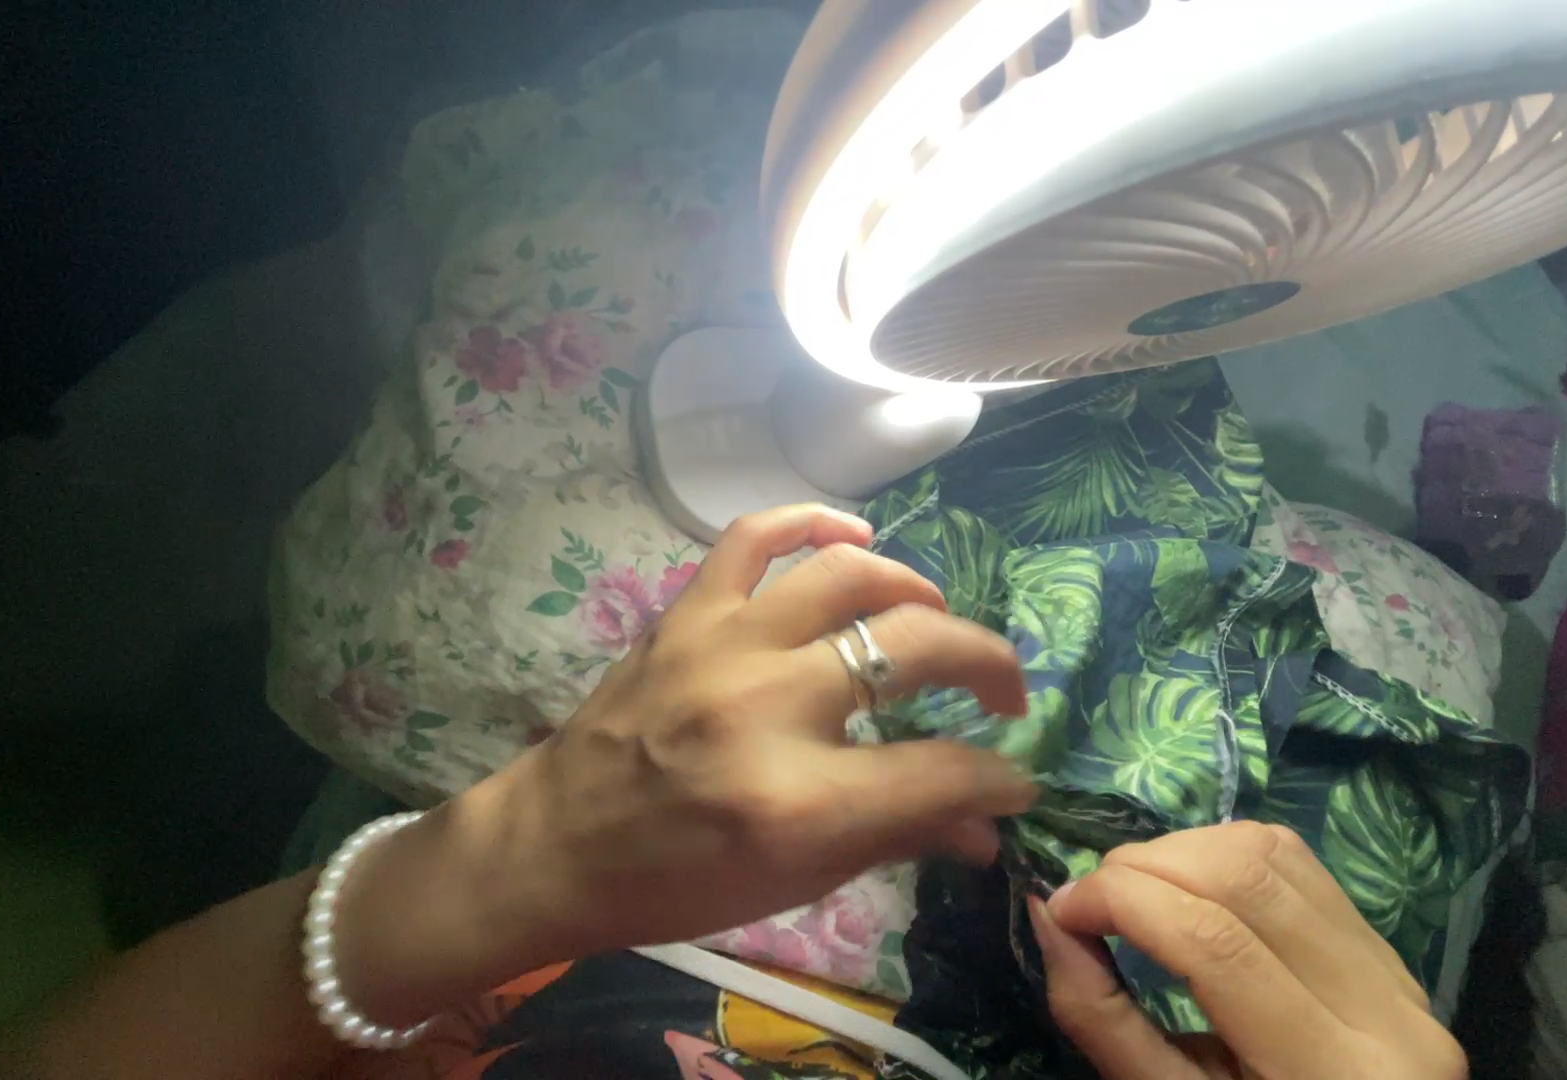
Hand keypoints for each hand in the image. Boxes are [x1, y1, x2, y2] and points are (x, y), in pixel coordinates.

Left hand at [339, 504, 1036, 1021]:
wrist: (556, 843)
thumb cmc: (675, 880)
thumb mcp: (794, 881)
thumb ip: (898, 836)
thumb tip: (986, 818)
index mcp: (797, 801)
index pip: (940, 772)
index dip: (995, 778)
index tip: (1010, 776)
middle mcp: (767, 706)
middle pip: (913, 646)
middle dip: (985, 663)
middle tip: (1001, 690)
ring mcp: (722, 645)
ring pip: (845, 575)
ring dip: (912, 587)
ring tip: (933, 611)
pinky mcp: (685, 613)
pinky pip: (754, 535)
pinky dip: (811, 521)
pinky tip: (854, 535)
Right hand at [1029, 822, 1465, 1079]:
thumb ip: (1101, 1016)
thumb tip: (1045, 910)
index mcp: (1334, 1077)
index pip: (1211, 942)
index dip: (1119, 901)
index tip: (1060, 908)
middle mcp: (1388, 1013)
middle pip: (1237, 877)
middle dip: (1138, 866)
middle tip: (1092, 900)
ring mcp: (1396, 971)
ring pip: (1263, 850)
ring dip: (1174, 850)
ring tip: (1136, 890)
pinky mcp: (1383, 945)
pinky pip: (1290, 856)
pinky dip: (1217, 849)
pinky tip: (1189, 884)